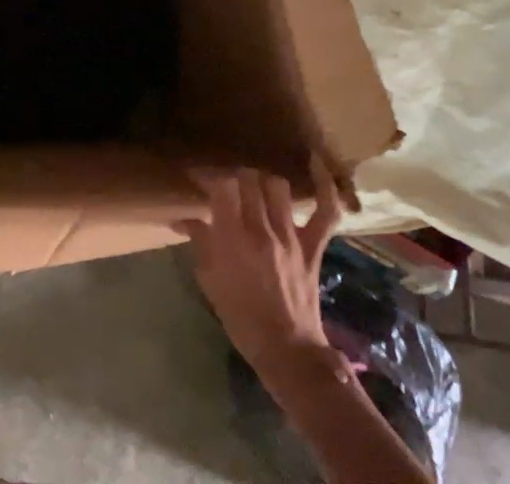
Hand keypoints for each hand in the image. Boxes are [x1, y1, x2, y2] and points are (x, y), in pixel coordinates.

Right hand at [176, 160, 341, 370]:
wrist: (286, 346)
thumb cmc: (239, 316)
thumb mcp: (208, 278)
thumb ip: (199, 242)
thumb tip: (183, 220)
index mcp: (232, 238)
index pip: (221, 187)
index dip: (207, 175)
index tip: (195, 177)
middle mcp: (262, 230)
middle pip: (248, 180)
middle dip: (231, 176)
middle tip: (222, 184)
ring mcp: (292, 236)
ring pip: (277, 187)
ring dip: (260, 181)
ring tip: (252, 186)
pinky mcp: (314, 246)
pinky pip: (326, 210)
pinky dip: (324, 185)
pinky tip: (314, 163)